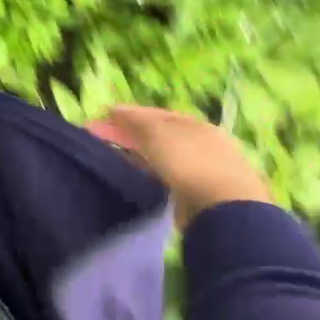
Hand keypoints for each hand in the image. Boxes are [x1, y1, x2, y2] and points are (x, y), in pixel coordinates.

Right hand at [86, 105, 273, 228]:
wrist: (223, 209)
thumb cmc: (189, 161)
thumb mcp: (155, 131)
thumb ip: (133, 118)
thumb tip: (114, 110)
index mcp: (197, 125)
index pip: (155, 113)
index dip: (125, 113)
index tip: (99, 117)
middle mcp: (203, 143)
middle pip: (157, 133)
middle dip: (126, 132)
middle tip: (96, 134)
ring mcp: (203, 168)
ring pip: (159, 153)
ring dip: (133, 150)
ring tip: (108, 153)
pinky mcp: (198, 190)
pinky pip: (163, 172)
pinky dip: (145, 168)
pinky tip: (131, 171)